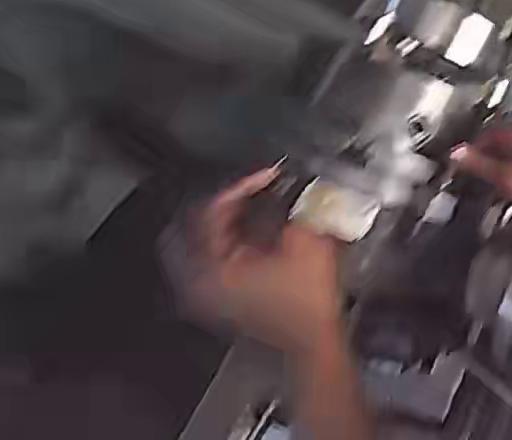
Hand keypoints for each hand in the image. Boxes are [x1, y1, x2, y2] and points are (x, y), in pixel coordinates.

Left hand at [187, 169, 344, 353]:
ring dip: (232, 214)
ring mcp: (207, 291)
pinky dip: (235, 232)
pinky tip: (261, 222)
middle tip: (256, 185)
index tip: (269, 174)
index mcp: (210, 268)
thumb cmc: (305, 297)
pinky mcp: (221, 294)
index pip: (211, 210)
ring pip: (205, 237)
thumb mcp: (302, 238)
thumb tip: (288, 182)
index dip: (242, 185)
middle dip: (229, 199)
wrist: (312, 337)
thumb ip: (291, 204)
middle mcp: (198, 281)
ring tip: (261, 197)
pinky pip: (216, 252)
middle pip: (198, 223)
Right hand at [450, 127, 511, 213]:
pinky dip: (506, 177)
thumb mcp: (505, 176)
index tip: (460, 159)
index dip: (473, 146)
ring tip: (482, 182)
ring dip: (494, 167)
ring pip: (508, 156)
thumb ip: (480, 165)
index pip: (489, 134)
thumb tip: (457, 153)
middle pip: (499, 144)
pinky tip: (503, 192)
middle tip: (468, 170)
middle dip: (482, 155)